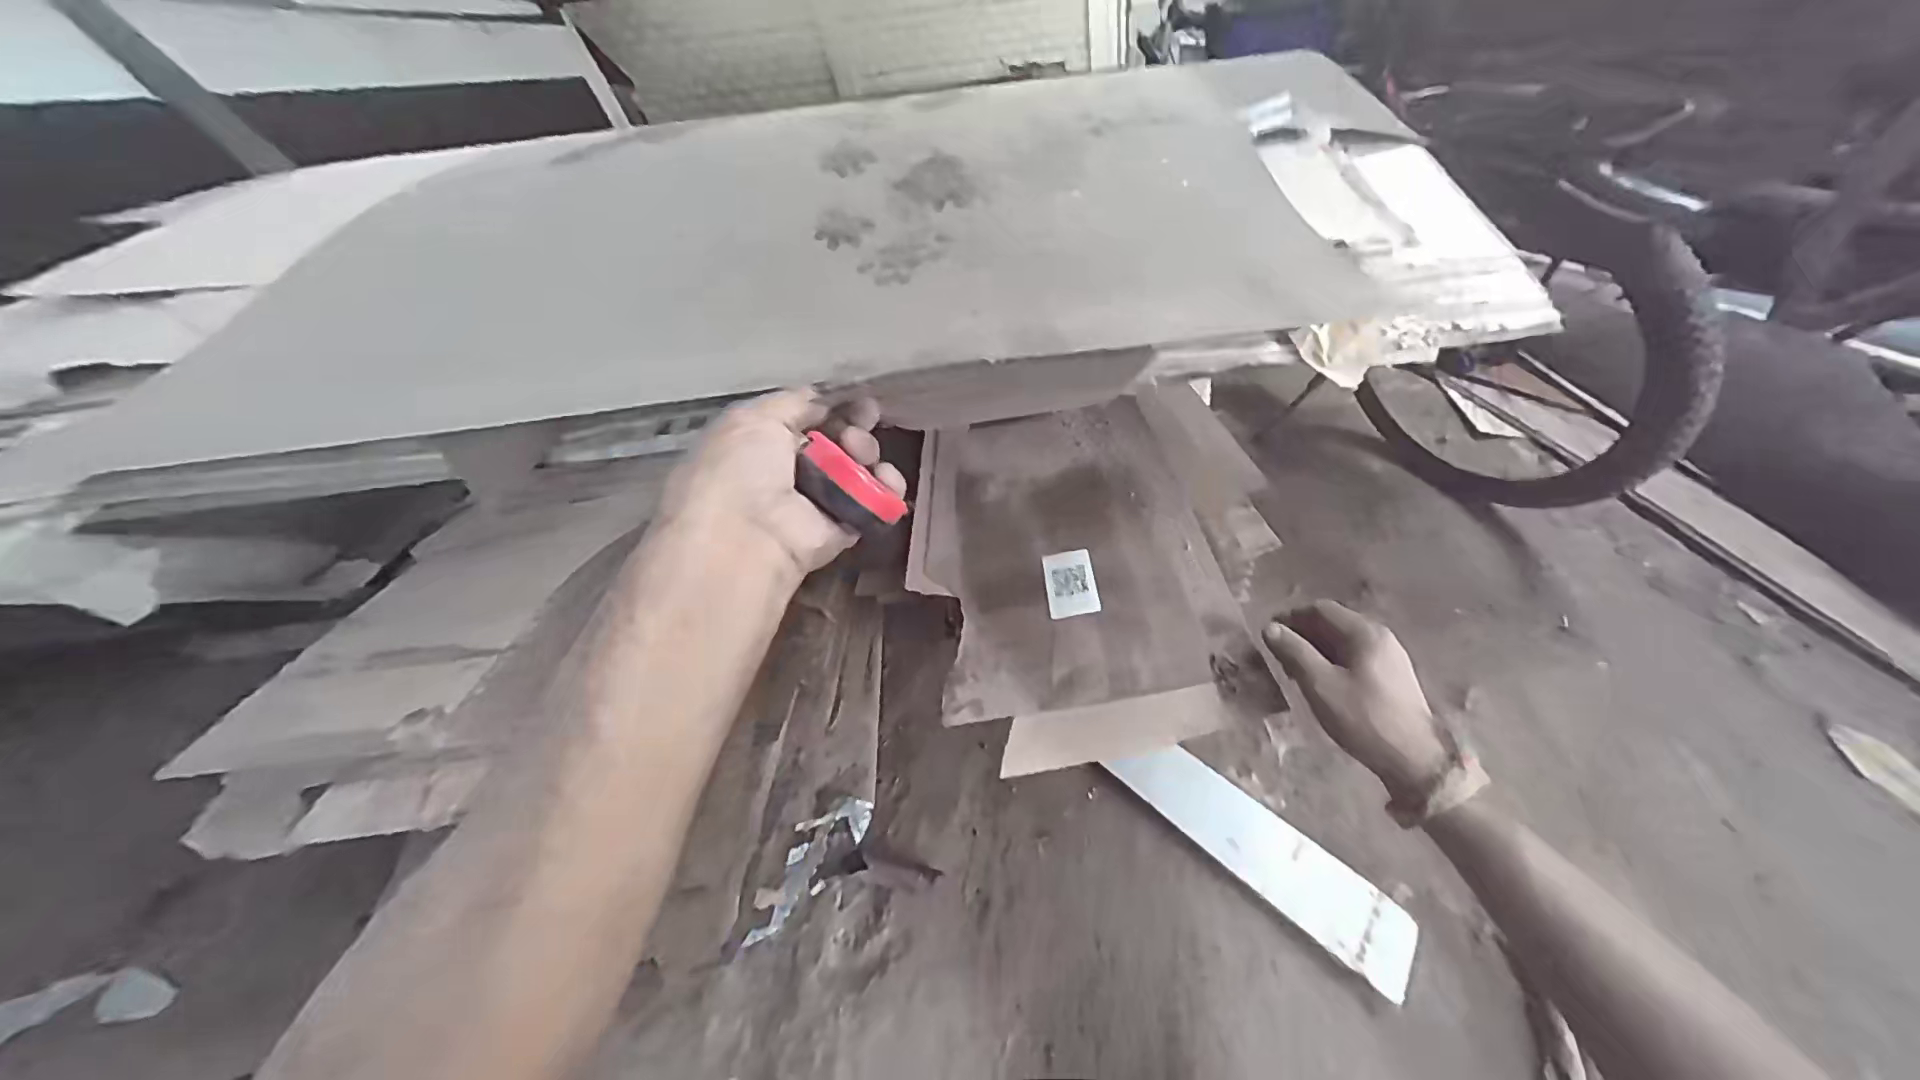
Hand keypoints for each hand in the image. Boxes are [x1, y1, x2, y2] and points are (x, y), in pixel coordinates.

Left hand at [659, 388, 905, 576]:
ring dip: (869, 454)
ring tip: (862, 456)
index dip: (837, 408)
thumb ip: (793, 403)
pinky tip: (887, 480)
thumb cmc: (741, 468)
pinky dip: (887, 490)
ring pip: (862, 469)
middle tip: (854, 434)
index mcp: (766, 443)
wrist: (747, 534)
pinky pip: (875, 503)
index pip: (812, 419)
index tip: (860, 402)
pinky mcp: (844, 527)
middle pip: (842, 441)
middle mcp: (794, 471)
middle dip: (856, 429)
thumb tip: (824, 401)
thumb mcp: (754, 418)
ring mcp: (821, 501)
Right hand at [1263, 601, 1453, 803]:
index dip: (1290, 617)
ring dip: (1314, 648)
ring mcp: (1389, 656)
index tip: (1268, 635)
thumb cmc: (1363, 718)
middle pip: (1332, 623)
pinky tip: (1318, 681)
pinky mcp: (1390, 675)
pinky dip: (1330, 660)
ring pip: (1342, 641)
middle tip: (1277, 654)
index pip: (1320, 609)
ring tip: (1293, 669)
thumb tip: (1270, 628)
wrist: (1413, 758)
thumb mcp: (1320, 684)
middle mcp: (1380, 637)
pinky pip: (1353, 656)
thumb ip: (1294, 651)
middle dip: (1301, 633)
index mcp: (1365, 633)